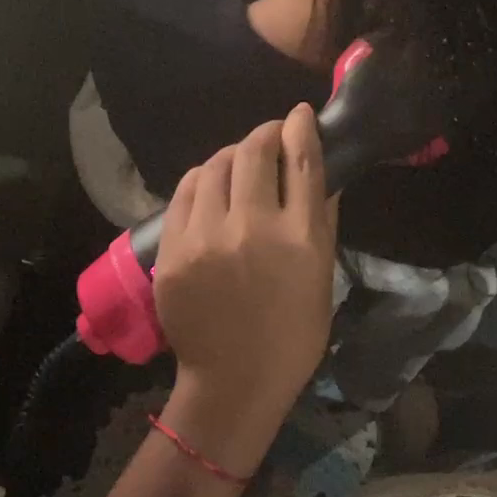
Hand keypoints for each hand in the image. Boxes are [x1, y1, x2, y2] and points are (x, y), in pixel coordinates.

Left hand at [154, 103, 338, 428]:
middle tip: (270, 138)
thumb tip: (316, 164)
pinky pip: (185, 191)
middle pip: (254, 152)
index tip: (300, 115)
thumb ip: (321, 216)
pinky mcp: (173, 249)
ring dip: (231, 155)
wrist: (234, 381)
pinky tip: (211, 185)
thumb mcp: (323, 275)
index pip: (302, 160)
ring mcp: (206, 237)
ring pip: (215, 165)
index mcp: (300, 238)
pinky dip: (202, 179)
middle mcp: (252, 228)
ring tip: (239, 163)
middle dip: (264, 134)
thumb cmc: (292, 334)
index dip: (300, 127)